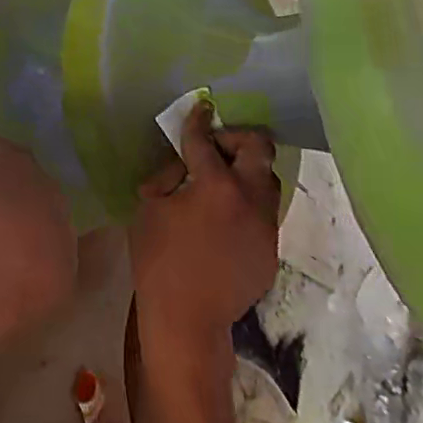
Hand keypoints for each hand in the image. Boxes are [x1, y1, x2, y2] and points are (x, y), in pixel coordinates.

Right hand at [128, 102, 279, 349]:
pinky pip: (262, 212)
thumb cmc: (158, 255)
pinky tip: (218, 219)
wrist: (188, 314)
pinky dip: (243, 203)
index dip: (198, 122)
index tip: (201, 108)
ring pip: (266, 181)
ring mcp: (267, 226)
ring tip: (216, 182)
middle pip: (258, 150)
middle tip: (212, 146)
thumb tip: (185, 166)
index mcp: (216, 186)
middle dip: (235, 140)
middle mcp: (250, 199)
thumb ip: (171, 178)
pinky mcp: (271, 248)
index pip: (206, 141)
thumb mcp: (151, 206)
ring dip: (243, 171)